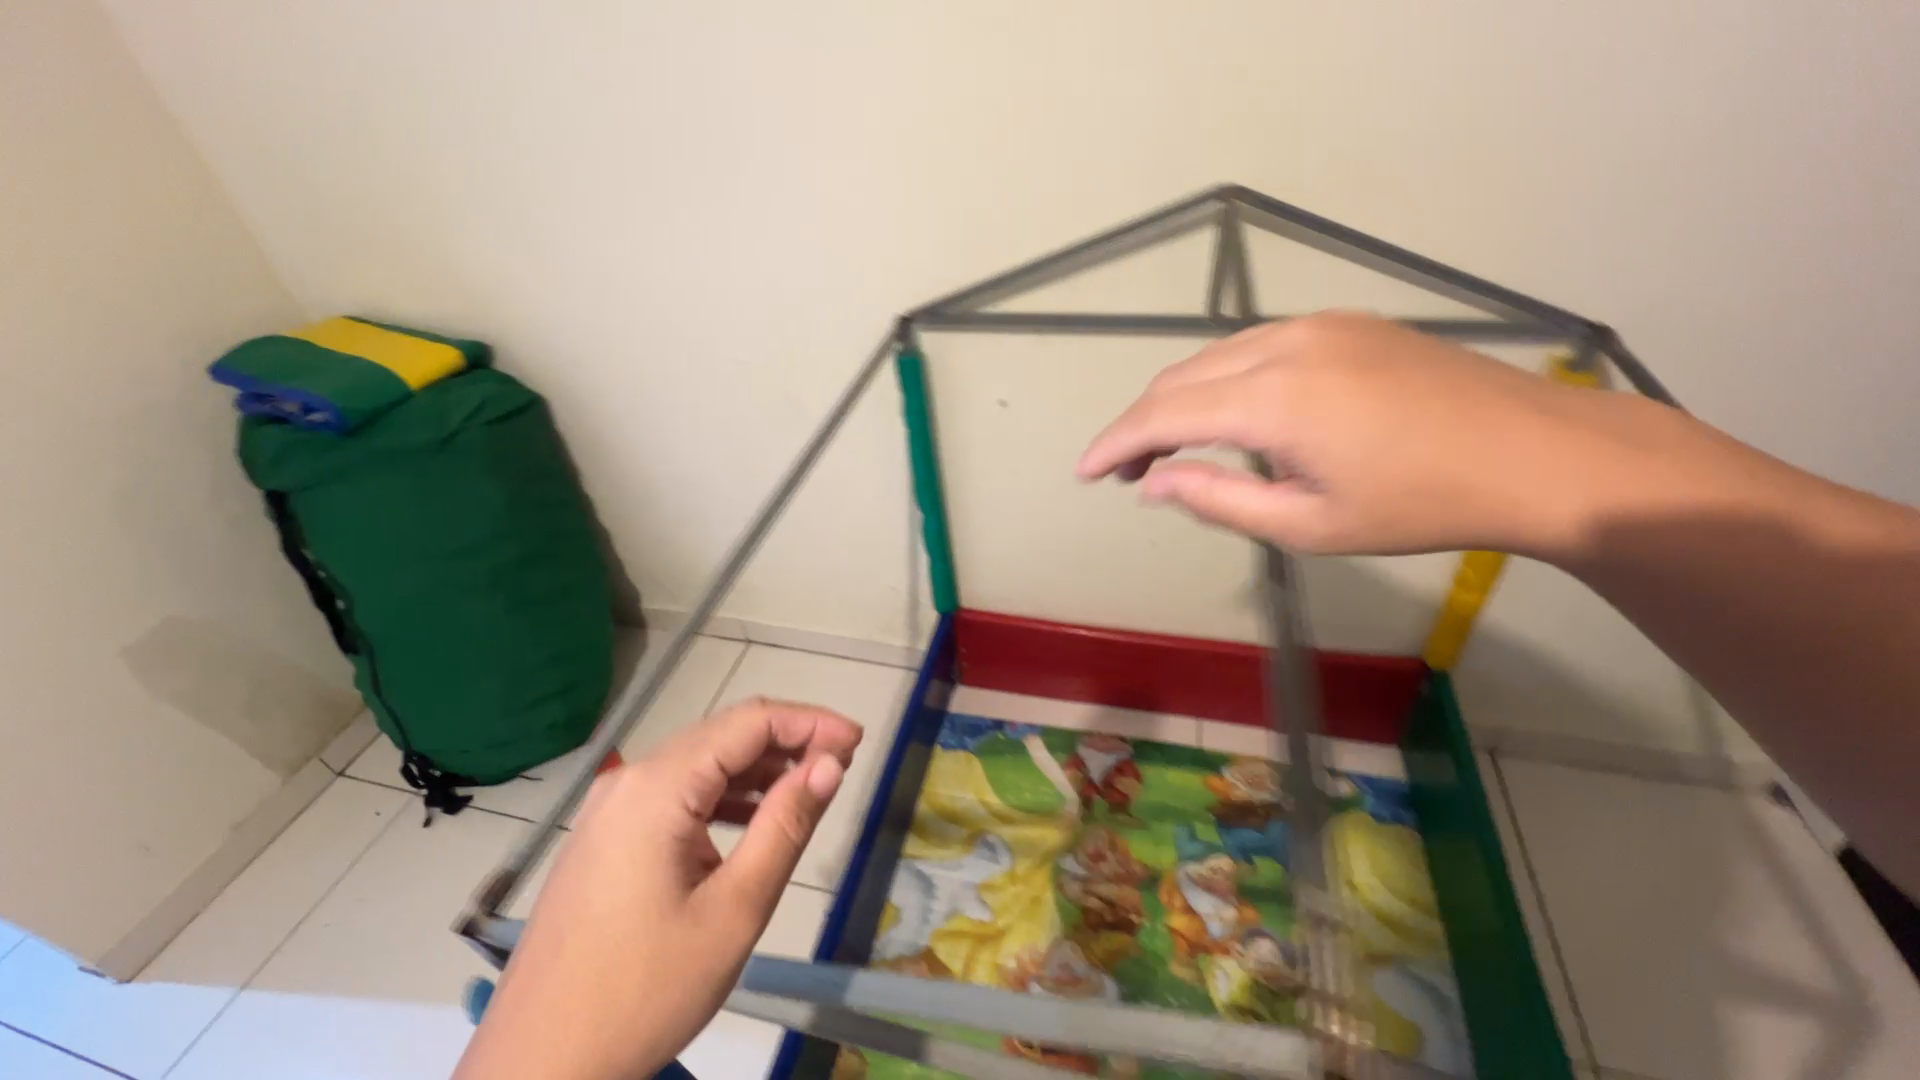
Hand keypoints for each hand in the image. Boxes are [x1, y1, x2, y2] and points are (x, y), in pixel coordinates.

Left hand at [454, 698, 862, 1079]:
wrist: (539, 1065)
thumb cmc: (645, 990)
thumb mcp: (735, 910)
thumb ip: (786, 826)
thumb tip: (830, 765)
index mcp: (658, 787)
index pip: (749, 722)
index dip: (810, 722)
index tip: (858, 742)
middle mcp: (629, 782)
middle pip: (722, 736)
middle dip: (788, 742)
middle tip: (843, 766)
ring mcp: (610, 810)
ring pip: (699, 766)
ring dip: (758, 771)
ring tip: (811, 791)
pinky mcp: (605, 839)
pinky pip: (675, 797)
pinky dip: (723, 799)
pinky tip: (755, 822)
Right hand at [1076, 312, 1652, 558]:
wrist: (1535, 453)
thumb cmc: (1421, 506)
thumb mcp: (1309, 524)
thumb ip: (1219, 500)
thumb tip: (1154, 484)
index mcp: (1274, 399)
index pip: (1163, 414)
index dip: (1114, 443)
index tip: (1084, 472)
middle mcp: (1285, 345)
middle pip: (1179, 378)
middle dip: (1140, 424)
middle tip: (1125, 473)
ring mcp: (1318, 326)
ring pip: (1214, 357)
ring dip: (1178, 400)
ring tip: (1169, 450)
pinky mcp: (1345, 323)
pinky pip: (1255, 347)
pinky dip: (1221, 381)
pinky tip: (1230, 418)